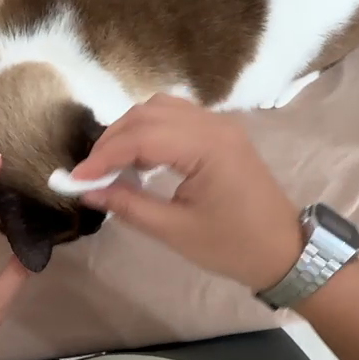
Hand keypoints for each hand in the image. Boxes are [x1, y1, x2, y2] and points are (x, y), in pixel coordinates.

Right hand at [70, 95, 306, 290]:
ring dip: (129, 132)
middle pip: (148, 113)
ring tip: (109, 167)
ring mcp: (219, 125)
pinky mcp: (219, 134)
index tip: (75, 179)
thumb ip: (130, 206)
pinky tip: (136, 160)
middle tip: (88, 175)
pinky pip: (175, 118)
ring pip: (160, 109)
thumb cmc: (232, 246)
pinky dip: (148, 132)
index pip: (142, 137)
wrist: (283, 250)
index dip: (104, 157)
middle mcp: (214, 125)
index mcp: (208, 147)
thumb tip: (89, 192)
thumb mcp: (175, 231)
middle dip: (112, 141)